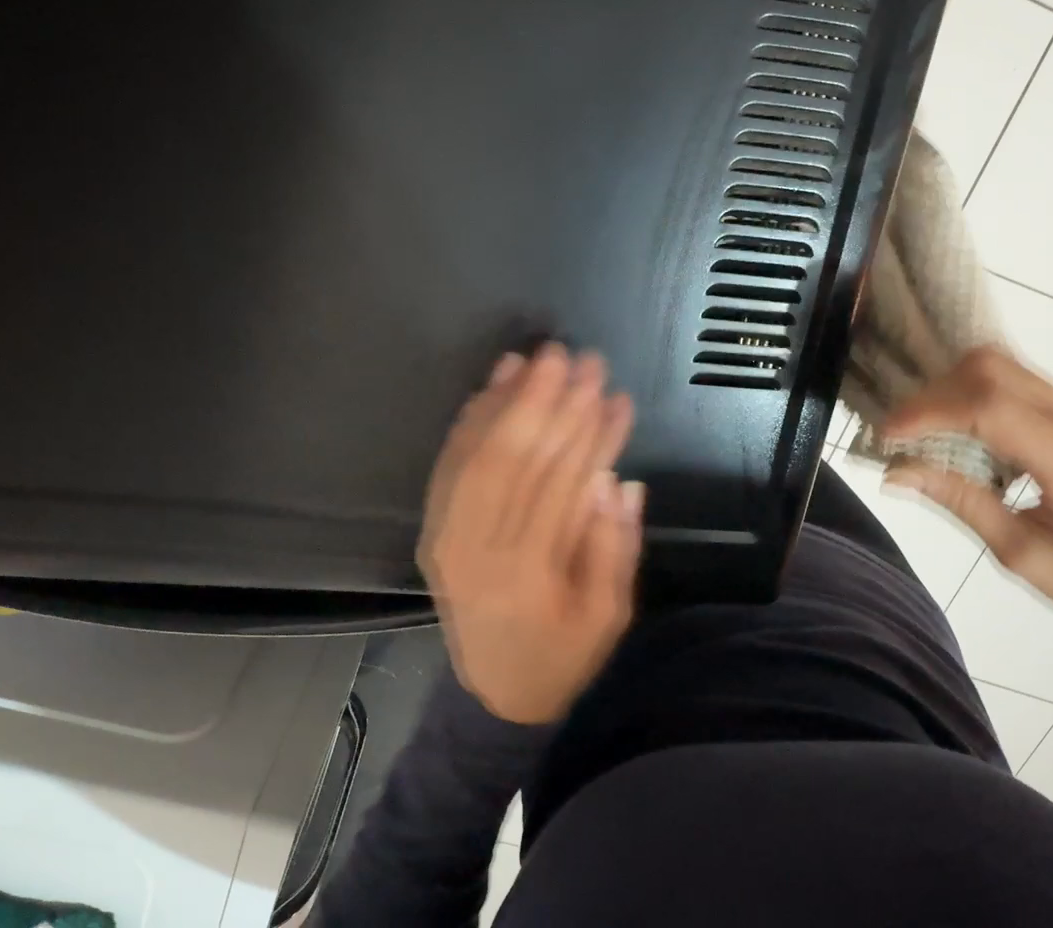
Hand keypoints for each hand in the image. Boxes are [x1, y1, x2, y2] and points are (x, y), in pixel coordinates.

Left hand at [418, 344, 644, 723]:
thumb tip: (620, 480)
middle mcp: (479, 550)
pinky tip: (489, 387)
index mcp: (529, 574)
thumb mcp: (609, 617)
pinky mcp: (432, 530)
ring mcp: (446, 538)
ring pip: (477, 455)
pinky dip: (469, 423)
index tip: (612, 392)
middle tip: (573, 357)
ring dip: (506, 402)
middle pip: (515, 459)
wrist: (493, 695)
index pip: (561, 483)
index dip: (589, 433)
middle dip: (546, 402)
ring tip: (532, 358)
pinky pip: (448, 467)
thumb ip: (614, 549)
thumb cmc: (561, 657)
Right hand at [883, 348, 1052, 650]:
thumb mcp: (1023, 555)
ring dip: (956, 391)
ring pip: (1008, 369)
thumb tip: (897, 471)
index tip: (886, 434)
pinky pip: (1024, 387)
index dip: (928, 412)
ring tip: (927, 431)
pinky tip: (965, 434)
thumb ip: (962, 502)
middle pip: (996, 370)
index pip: (990, 408)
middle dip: (936, 392)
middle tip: (904, 432)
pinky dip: (981, 399)